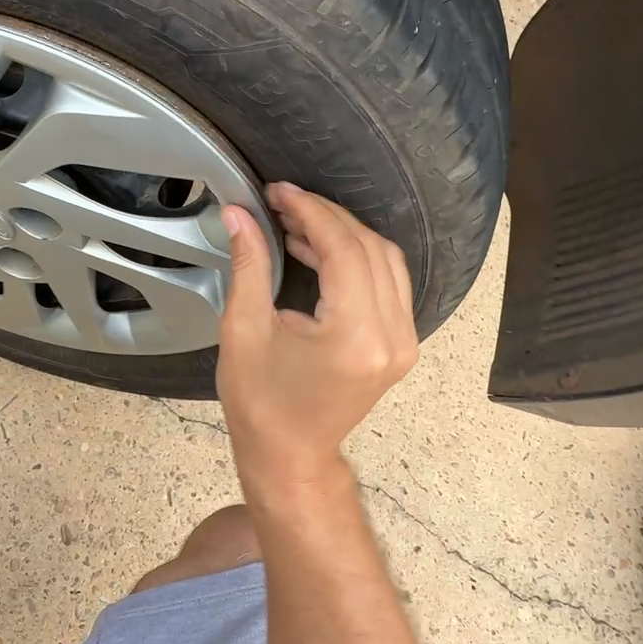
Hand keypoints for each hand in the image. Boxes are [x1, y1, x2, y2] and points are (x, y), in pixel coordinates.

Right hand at [216, 183, 419, 494]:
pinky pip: (386, 282)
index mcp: (355, 334)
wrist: (289, 452)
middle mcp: (392, 335)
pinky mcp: (399, 344)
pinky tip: (315, 250)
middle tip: (281, 201)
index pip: (343, 248)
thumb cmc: (259, 399)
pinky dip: (354, 257)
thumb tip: (238, 214)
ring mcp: (404, 341)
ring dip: (342, 233)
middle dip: (325, 216)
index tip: (276, 192)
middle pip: (370, 248)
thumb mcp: (243, 328)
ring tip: (293, 220)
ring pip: (385, 261)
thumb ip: (249, 264)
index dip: (309, 210)